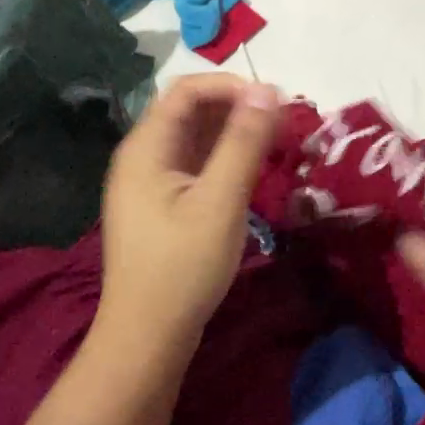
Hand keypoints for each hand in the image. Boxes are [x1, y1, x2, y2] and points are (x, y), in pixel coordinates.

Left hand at [98, 73, 280, 350]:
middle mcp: (142, 156)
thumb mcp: (220, 201)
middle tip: (283, 124)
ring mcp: (149, 182)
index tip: (275, 103)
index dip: (231, 87)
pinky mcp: (161, 205)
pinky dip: (224, 159)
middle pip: (190, 111)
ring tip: (276, 144)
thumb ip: (244, 142)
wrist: (147, 338)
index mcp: (146, 147)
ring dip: (234, 133)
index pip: (187, 90)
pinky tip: (253, 172)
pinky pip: (194, 164)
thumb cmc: (182, 267)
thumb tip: (268, 89)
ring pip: (195, 139)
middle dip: (237, 108)